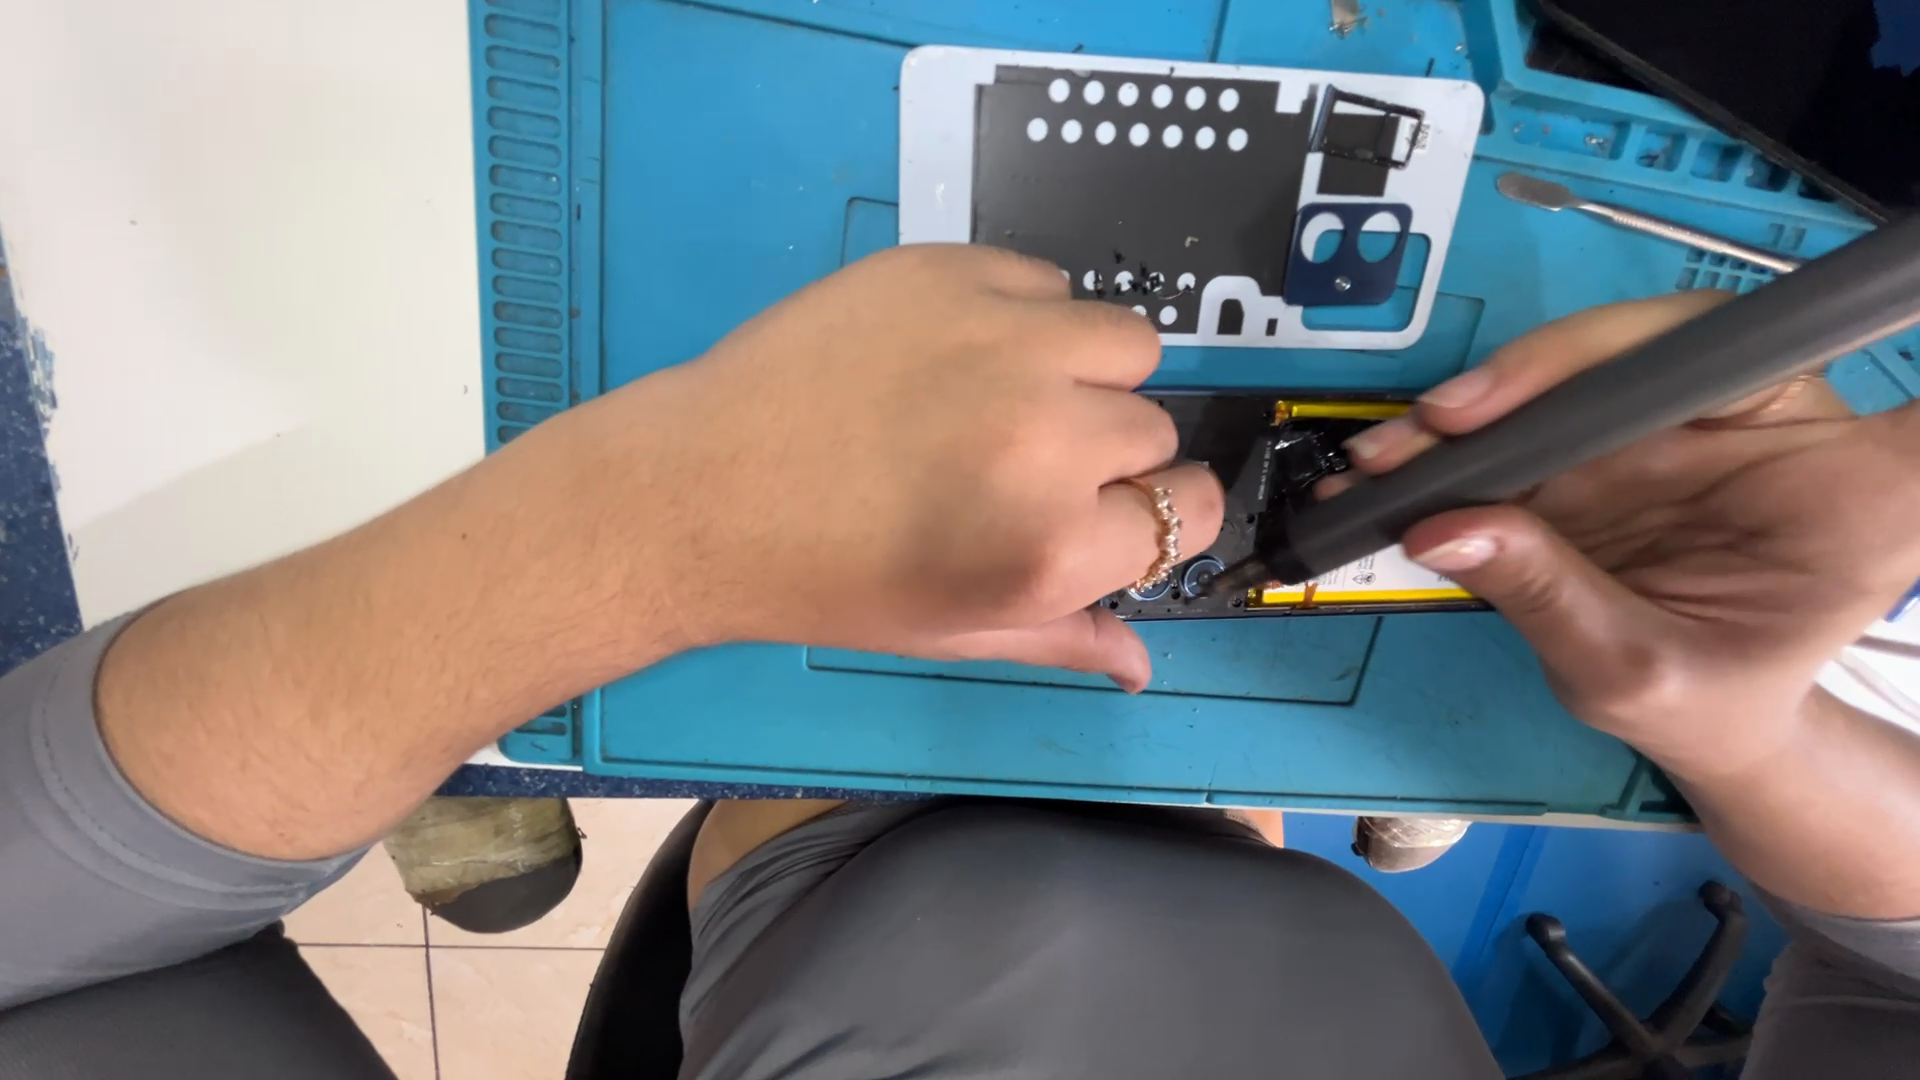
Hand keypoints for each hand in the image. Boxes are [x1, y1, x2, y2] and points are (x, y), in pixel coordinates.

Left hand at [561, 244, 1222, 690]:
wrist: (705, 493)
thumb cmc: (831, 581)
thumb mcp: (954, 630)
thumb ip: (1062, 640)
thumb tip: (1141, 664)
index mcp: (1051, 546)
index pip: (1188, 511)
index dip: (1152, 514)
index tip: (1111, 509)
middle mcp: (1046, 436)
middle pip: (1152, 426)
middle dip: (1104, 451)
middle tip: (1020, 461)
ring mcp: (1001, 339)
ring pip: (1123, 340)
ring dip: (1082, 372)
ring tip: (1003, 394)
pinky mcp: (951, 271)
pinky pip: (1047, 282)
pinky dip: (1023, 316)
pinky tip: (954, 350)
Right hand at [1334, 291, 1919, 776]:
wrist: (1682, 720)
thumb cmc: (1700, 704)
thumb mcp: (1629, 670)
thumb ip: (1547, 595)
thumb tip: (1438, 529)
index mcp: (1827, 474)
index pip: (1732, 362)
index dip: (1619, 355)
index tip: (1502, 405)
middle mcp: (1737, 435)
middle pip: (1620, 361)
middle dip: (1511, 387)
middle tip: (1427, 429)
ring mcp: (1647, 443)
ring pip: (1543, 394)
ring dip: (1451, 423)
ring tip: (1378, 462)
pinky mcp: (1577, 461)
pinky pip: (1500, 437)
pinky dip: (1434, 454)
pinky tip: (1381, 477)